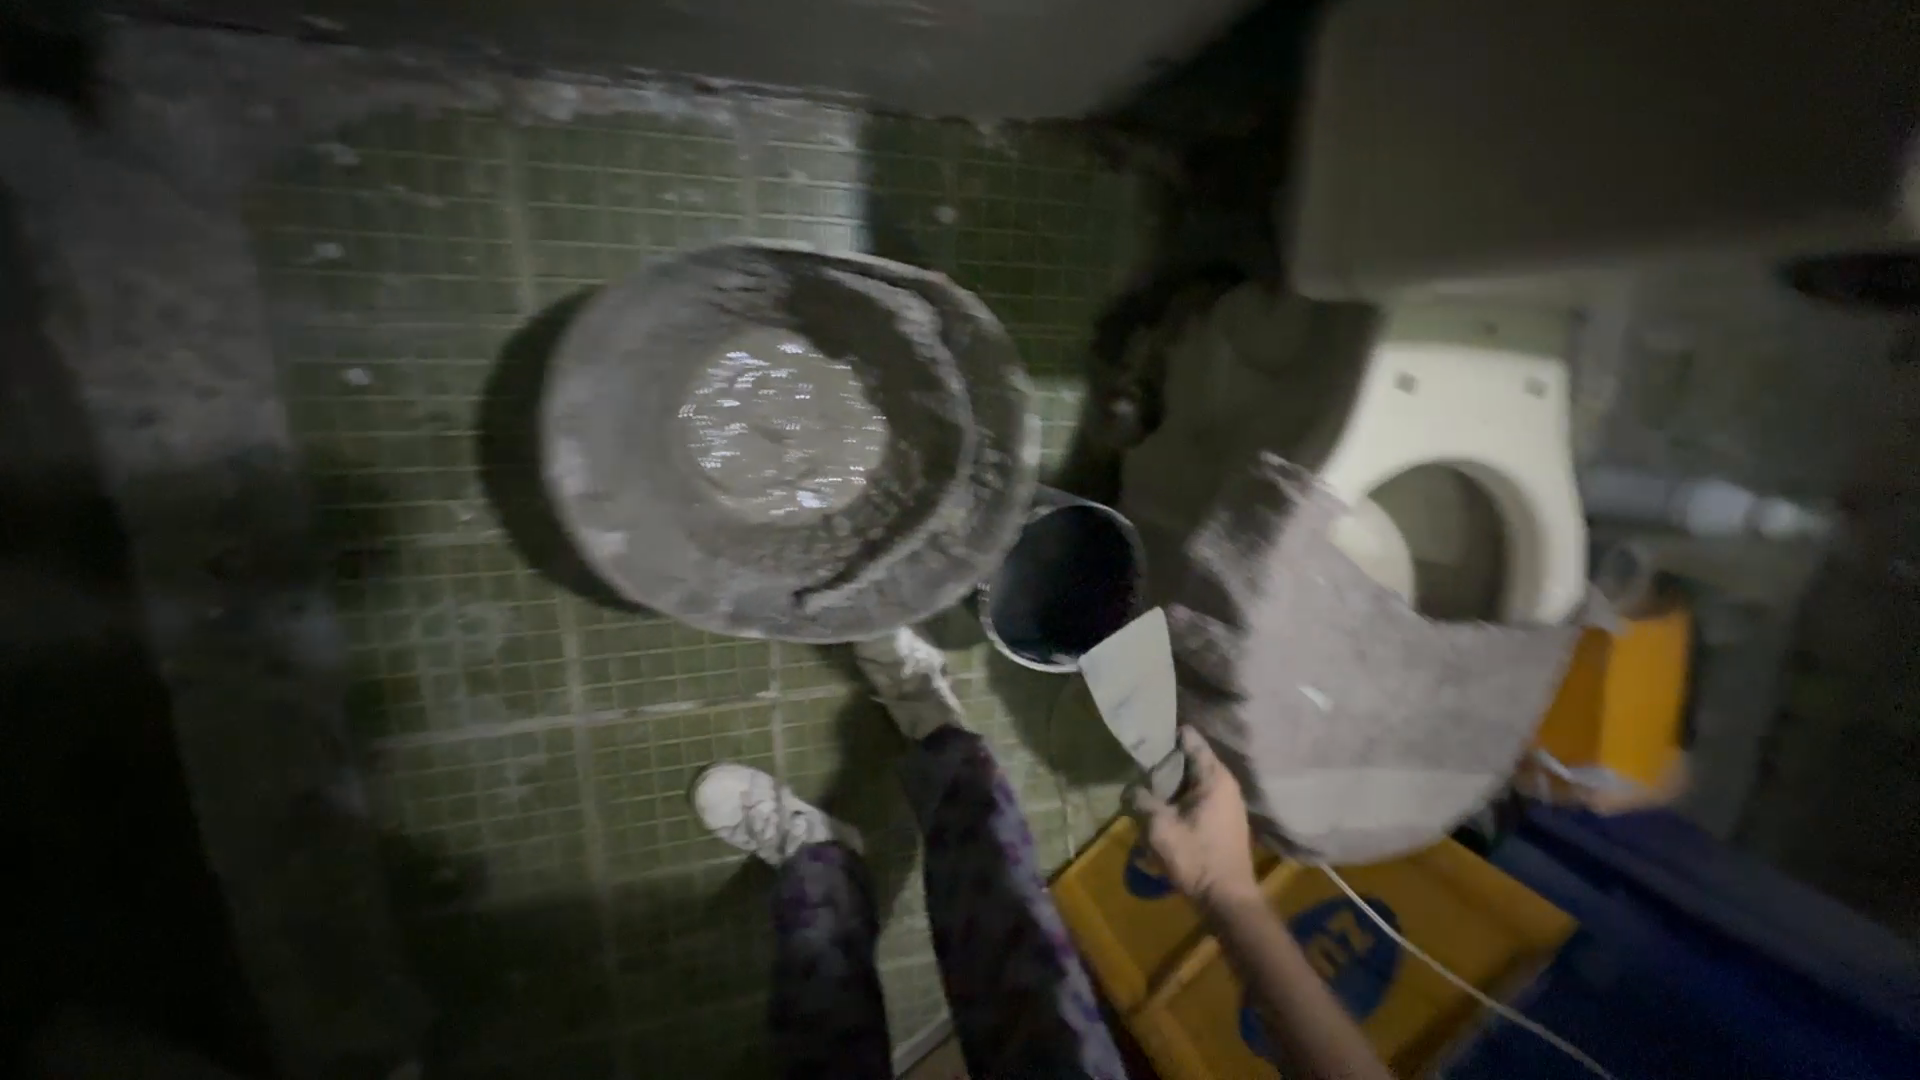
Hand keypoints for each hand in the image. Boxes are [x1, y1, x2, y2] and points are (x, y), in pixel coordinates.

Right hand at [1132, 727, 1260, 910]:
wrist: (1228, 900)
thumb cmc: (1196, 857)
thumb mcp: (1159, 826)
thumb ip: (1140, 799)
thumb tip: (1130, 790)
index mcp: (1214, 776)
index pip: (1189, 737)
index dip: (1165, 733)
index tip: (1142, 737)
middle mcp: (1225, 783)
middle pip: (1189, 758)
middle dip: (1163, 761)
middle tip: (1136, 765)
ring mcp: (1227, 802)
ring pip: (1191, 780)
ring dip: (1169, 783)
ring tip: (1143, 788)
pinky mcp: (1223, 820)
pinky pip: (1197, 796)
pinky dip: (1179, 798)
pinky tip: (1160, 810)